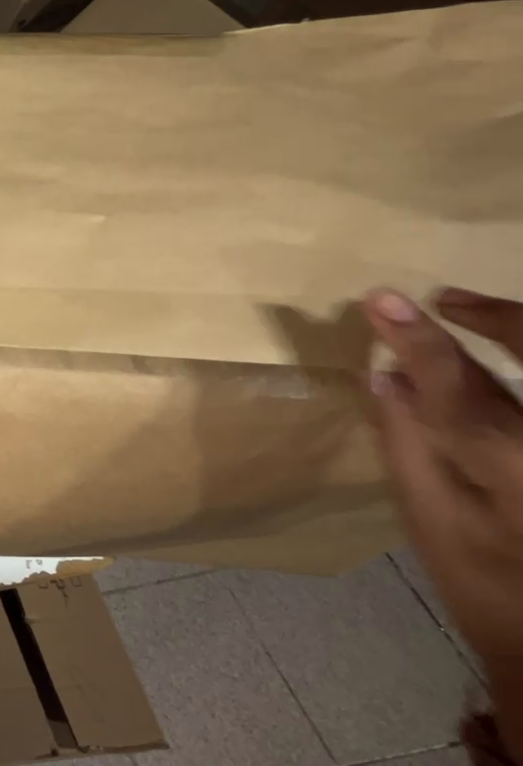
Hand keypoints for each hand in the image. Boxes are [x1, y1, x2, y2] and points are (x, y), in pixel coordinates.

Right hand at [363, 288, 522, 746]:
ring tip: (476, 312)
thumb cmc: (490, 589)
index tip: (381, 300)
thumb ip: (407, 445)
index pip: (463, 387)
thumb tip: (385, 375)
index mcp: (517, 471)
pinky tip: (512, 354)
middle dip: (499, 318)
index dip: (421, 339)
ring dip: (522, 331)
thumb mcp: (432, 525)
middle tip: (442, 300)